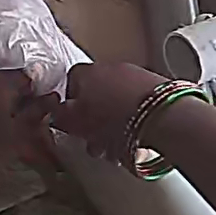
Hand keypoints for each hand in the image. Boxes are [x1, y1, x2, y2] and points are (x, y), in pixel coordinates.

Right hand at [51, 62, 165, 155]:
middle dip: (93, 117)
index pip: (71, 81)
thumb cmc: (111, 119)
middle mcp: (110, 67)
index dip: (69, 103)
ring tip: (114, 147)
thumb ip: (61, 117)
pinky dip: (132, 118)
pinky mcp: (155, 87)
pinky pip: (136, 103)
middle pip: (95, 91)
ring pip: (116, 100)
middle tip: (93, 141)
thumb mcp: (76, 122)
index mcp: (86, 72)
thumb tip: (56, 113)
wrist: (160, 116)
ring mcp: (135, 75)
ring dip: (113, 121)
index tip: (72, 122)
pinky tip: (134, 138)